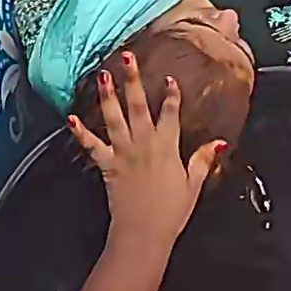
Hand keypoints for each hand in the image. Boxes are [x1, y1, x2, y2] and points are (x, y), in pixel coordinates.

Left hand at [68, 53, 223, 253]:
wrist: (144, 233)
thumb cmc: (171, 211)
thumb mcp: (193, 184)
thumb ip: (203, 160)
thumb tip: (219, 142)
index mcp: (167, 147)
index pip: (170, 113)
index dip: (171, 95)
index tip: (169, 78)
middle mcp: (144, 143)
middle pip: (138, 106)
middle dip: (133, 80)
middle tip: (127, 57)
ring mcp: (123, 152)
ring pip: (114, 118)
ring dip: (108, 96)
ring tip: (102, 75)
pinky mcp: (107, 165)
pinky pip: (91, 146)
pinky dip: (80, 132)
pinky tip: (70, 118)